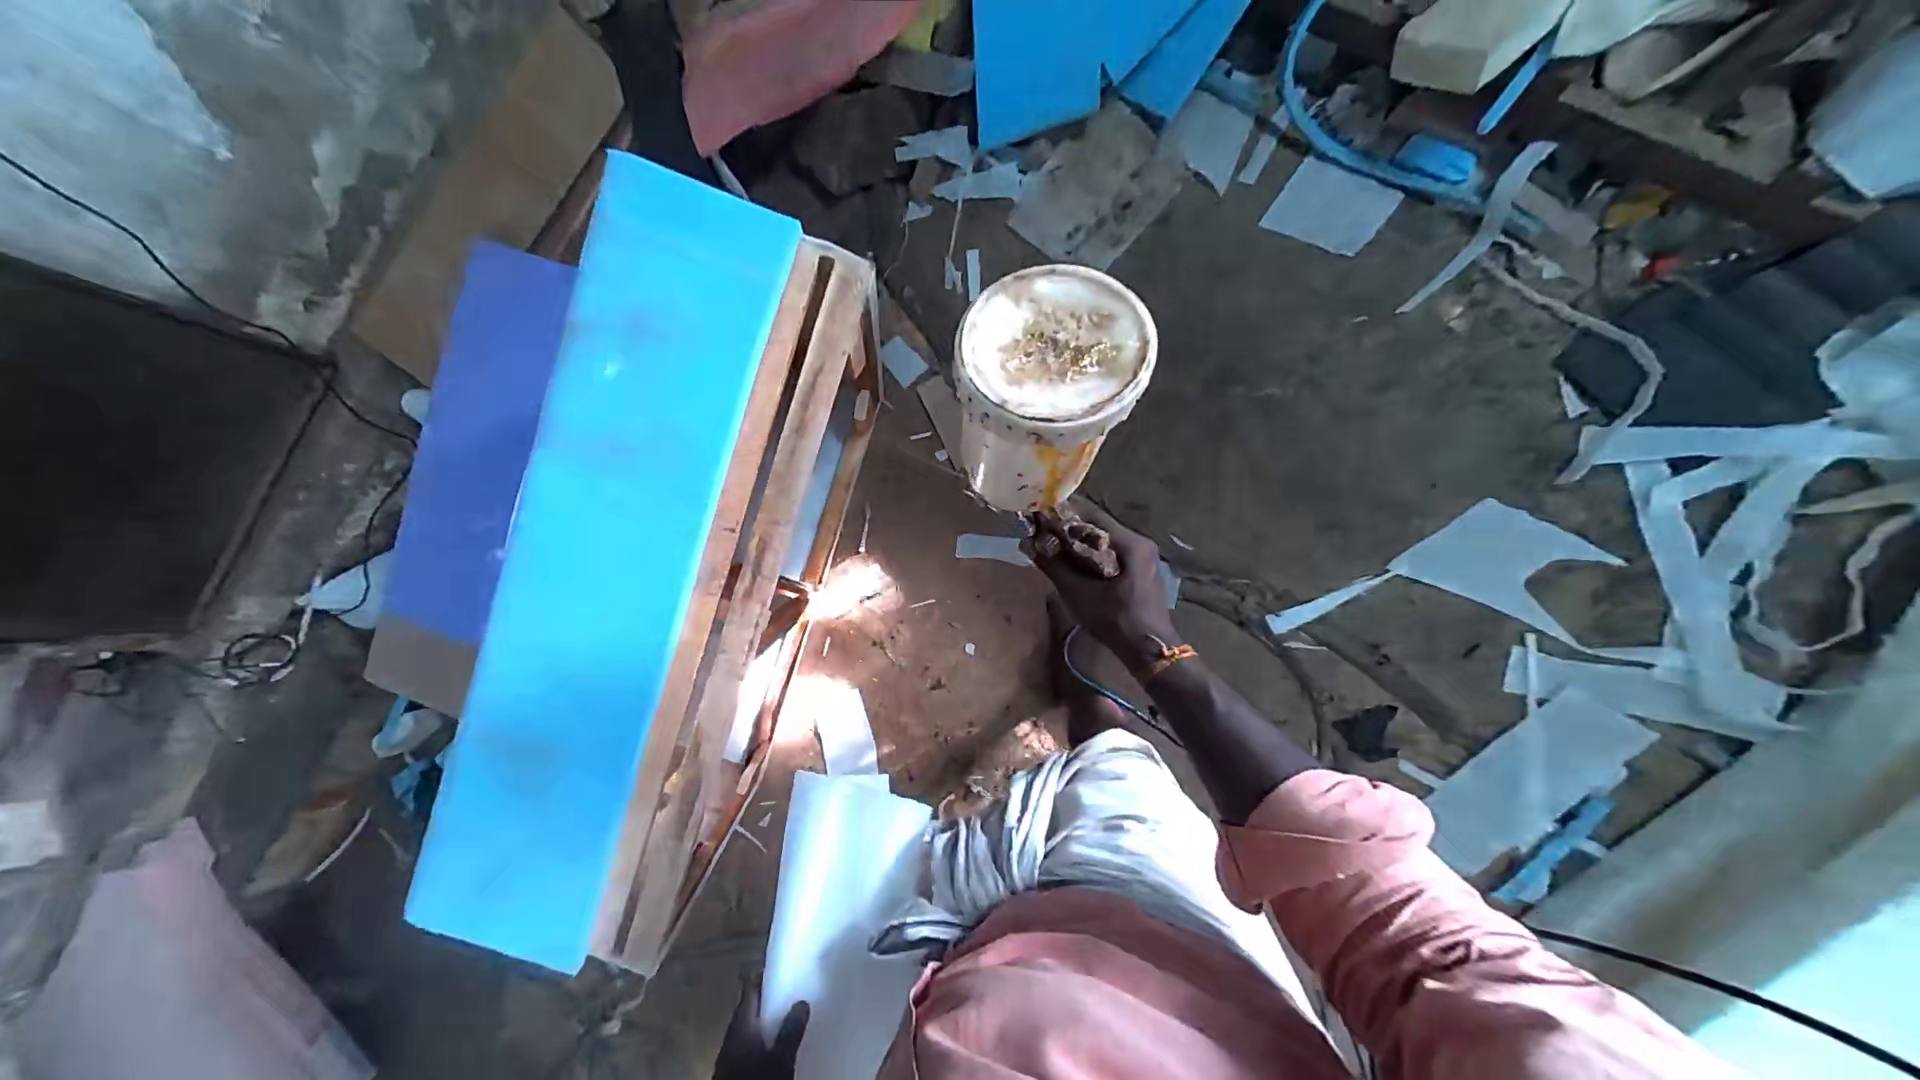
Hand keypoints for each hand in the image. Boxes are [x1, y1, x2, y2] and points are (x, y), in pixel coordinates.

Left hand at [714, 980, 808, 1079]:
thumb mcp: (780, 1060)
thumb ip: (790, 1030)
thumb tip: (801, 1001)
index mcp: (741, 1024)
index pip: (749, 989)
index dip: (762, 975)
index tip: (781, 964)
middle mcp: (733, 1035)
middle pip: (749, 1008)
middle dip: (768, 999)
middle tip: (794, 989)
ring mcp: (730, 1055)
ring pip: (749, 1028)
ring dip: (766, 1020)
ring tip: (790, 1016)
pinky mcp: (732, 1071)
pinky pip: (749, 1046)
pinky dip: (762, 1039)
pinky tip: (777, 1046)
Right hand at [1025, 500, 1179, 672]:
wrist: (1149, 652)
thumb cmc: (1116, 620)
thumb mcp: (1079, 593)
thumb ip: (1054, 566)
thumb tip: (1028, 542)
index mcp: (1131, 543)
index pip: (1092, 514)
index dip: (1063, 512)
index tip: (1039, 514)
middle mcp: (1139, 543)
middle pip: (1098, 525)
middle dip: (1069, 526)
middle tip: (1041, 530)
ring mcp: (1142, 557)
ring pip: (1104, 539)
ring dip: (1079, 540)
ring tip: (1052, 543)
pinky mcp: (1139, 570)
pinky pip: (1111, 552)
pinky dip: (1090, 552)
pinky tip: (1072, 560)